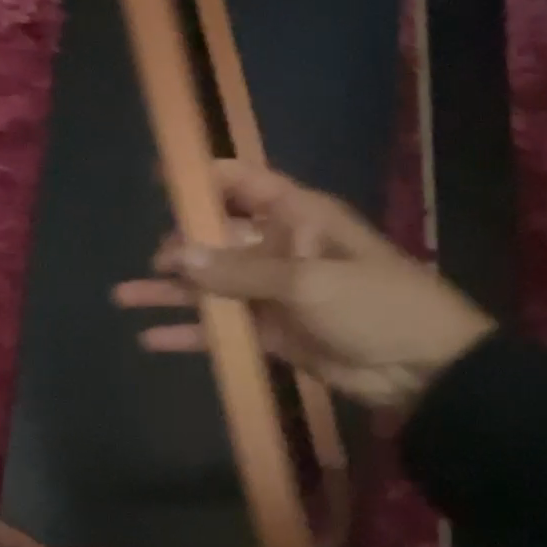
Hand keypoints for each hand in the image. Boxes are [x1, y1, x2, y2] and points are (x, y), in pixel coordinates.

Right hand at [112, 160, 495, 412]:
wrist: (423, 369)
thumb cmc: (375, 305)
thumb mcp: (308, 281)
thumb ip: (238, 271)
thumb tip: (175, 255)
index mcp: (298, 217)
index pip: (243, 184)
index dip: (203, 178)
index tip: (159, 179)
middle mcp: (279, 248)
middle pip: (217, 238)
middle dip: (180, 246)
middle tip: (154, 262)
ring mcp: (273, 293)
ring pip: (211, 286)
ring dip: (170, 292)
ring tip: (123, 296)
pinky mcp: (270, 333)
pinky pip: (221, 329)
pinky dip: (189, 334)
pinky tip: (152, 339)